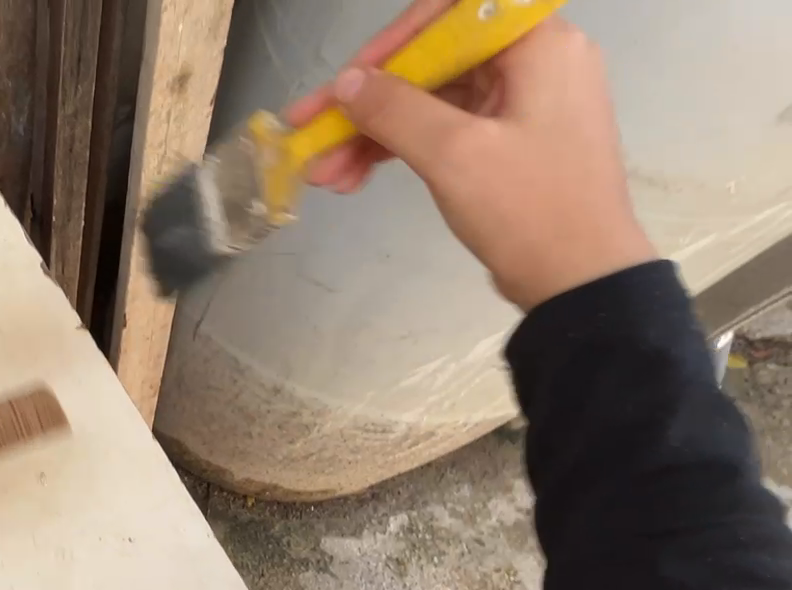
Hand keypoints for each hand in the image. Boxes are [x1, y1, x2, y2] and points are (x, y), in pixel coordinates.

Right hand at [287, 7, 656, 309]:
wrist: (573, 270)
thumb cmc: (525, 204)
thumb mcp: (452, 154)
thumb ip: (396, 110)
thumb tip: (344, 82)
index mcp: (534, 44)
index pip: (451, 15)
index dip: (390, 45)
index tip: (341, 84)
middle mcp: (529, 60)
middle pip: (430, 63)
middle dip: (365, 104)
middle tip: (309, 138)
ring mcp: (515, 101)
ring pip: (425, 102)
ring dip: (369, 136)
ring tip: (326, 176)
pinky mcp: (500, 138)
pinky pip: (435, 130)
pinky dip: (393, 151)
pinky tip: (354, 179)